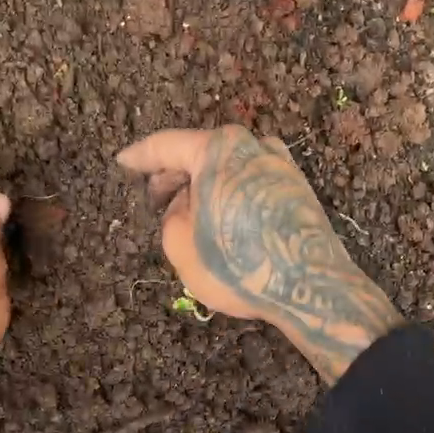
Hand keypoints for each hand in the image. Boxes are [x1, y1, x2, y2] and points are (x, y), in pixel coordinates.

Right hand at [117, 126, 402, 381]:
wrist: (309, 286)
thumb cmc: (237, 264)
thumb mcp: (179, 245)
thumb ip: (172, 216)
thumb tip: (186, 206)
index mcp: (217, 149)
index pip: (166, 145)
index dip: (140, 157)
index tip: (123, 162)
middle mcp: (252, 145)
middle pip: (201, 154)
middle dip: (174, 175)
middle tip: (155, 197)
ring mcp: (279, 165)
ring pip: (228, 169)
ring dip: (205, 187)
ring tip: (188, 214)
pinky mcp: (296, 189)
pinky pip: (250, 184)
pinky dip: (229, 196)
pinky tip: (221, 221)